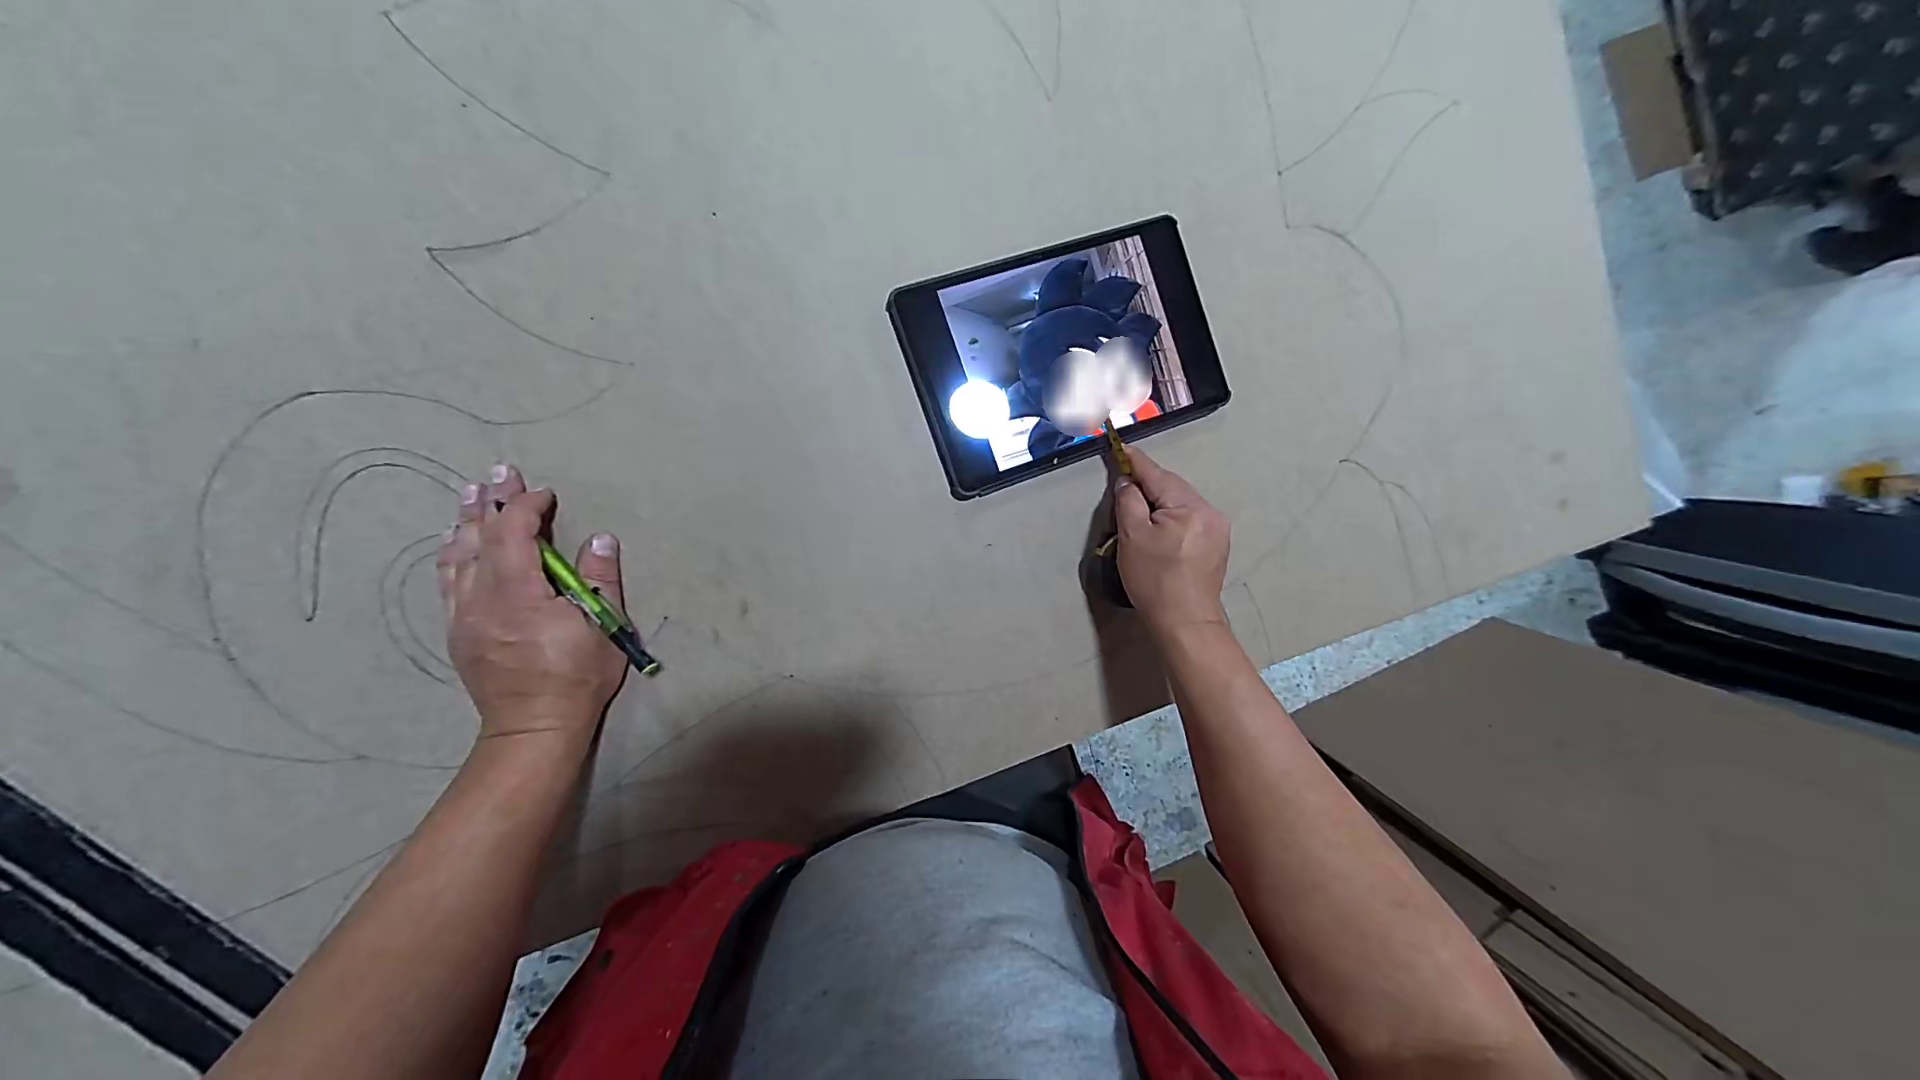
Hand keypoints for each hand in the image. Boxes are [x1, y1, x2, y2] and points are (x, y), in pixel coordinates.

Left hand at [437, 464, 628, 748]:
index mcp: (519, 595)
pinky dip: (452, 553)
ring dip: (465, 522)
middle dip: (490, 502)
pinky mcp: (459, 631)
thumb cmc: (576, 677)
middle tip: (498, 471)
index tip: (546, 493)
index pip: (515, 535)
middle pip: (480, 539)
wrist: (533, 727)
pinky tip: (453, 541)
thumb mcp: (604, 628)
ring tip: (469, 494)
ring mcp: (464, 616)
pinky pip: (448, 581)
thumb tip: (600, 537)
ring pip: (457, 557)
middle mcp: (482, 599)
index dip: (526, 507)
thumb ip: (601, 579)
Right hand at [1113, 448, 1231, 639]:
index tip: (1119, 447)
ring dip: (1159, 502)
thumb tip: (1127, 482)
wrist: (1185, 621)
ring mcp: (1217, 528)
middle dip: (1147, 485)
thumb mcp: (1132, 536)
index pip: (1156, 475)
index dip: (1134, 461)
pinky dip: (1171, 517)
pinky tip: (1158, 528)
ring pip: (1180, 503)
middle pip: (1171, 488)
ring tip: (1138, 512)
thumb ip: (1128, 501)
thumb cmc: (1155, 580)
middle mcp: (1209, 511)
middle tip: (1122, 487)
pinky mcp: (1216, 544)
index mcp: (1189, 506)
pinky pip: (1189, 518)